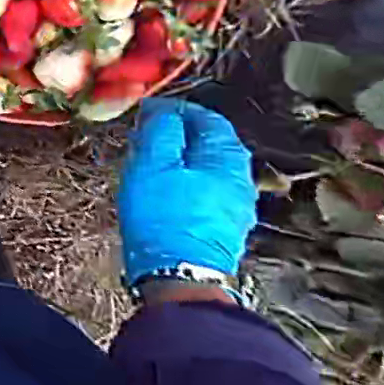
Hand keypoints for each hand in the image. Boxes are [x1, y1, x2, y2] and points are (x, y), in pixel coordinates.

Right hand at [116, 99, 256, 282]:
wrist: (178, 275)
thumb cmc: (164, 216)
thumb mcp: (154, 164)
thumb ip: (161, 131)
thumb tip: (164, 111)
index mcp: (228, 159)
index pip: (206, 118)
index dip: (176, 109)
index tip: (148, 110)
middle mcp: (240, 180)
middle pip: (207, 143)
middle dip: (175, 134)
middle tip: (143, 134)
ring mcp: (233, 205)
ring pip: (203, 167)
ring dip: (175, 158)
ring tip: (146, 159)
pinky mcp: (221, 226)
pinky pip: (201, 190)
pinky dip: (180, 179)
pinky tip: (158, 186)